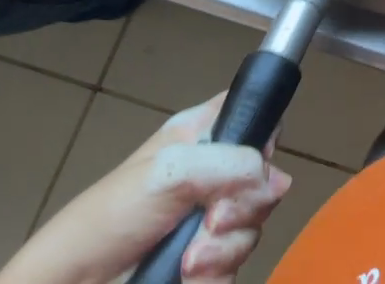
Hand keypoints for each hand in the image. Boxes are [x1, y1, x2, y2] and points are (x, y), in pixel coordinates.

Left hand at [0, 94, 291, 283]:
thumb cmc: (108, 219)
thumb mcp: (168, 173)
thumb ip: (229, 163)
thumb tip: (276, 180)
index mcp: (201, 137)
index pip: (254, 117)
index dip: (263, 138)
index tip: (250, 165)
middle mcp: (212, 173)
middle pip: (264, 177)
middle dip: (243, 206)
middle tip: (211, 221)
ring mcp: (210, 220)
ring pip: (254, 224)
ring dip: (226, 247)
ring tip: (188, 262)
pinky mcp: (208, 261)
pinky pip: (238, 261)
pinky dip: (218, 273)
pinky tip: (189, 277)